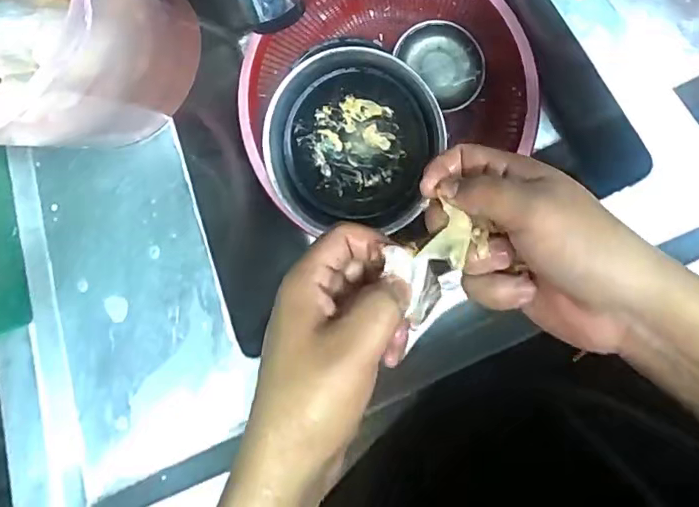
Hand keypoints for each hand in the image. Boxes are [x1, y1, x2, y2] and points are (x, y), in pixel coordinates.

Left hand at [225, 225, 409, 506]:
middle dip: (387, 285)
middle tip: (410, 315)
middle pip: (356, 265)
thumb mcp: (356, 344)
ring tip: (397, 345)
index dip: (378, 245)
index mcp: (306, 281)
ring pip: (362, 296)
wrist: (288, 460)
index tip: (409, 271)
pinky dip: (377, 334)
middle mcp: (309, 294)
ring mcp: (316, 322)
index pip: (344, 237)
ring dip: (386, 314)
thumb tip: (403, 279)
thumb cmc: (315, 395)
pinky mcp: (326, 349)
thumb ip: (384, 302)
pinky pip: (358, 323)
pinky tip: (390, 359)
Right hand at [421, 144, 678, 353]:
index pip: (463, 159)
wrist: (624, 307)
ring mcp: (504, 245)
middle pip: (452, 205)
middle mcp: (504, 206)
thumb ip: (478, 192)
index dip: (440, 171)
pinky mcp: (507, 281)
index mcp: (513, 176)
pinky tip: (524, 291)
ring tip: (511, 266)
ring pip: (460, 248)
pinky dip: (496, 289)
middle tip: (461, 236)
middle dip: (453, 225)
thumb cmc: (580, 242)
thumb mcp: (529, 205)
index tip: (427, 194)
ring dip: (481, 261)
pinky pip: (476, 281)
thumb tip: (440, 189)